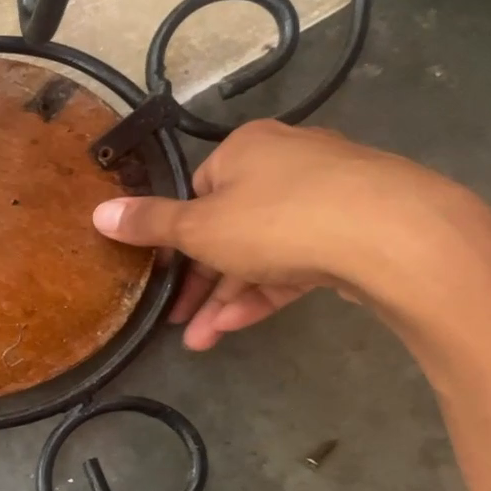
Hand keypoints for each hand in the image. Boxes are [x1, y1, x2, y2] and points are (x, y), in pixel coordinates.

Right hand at [90, 120, 490, 349]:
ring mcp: (326, 194)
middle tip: (176, 321)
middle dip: (198, 282)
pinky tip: (237, 325)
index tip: (160, 275)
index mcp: (245, 149)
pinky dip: (264, 292)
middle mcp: (287, 161)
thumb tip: (98, 211)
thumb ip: (149, 224)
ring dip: (225, 298)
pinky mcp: (354, 227)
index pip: (196, 191)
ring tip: (201, 341)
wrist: (393, 235)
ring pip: (259, 251)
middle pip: (226, 227)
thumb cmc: (276, 221)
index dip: (175, 237)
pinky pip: (296, 261)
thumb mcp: (196, 228)